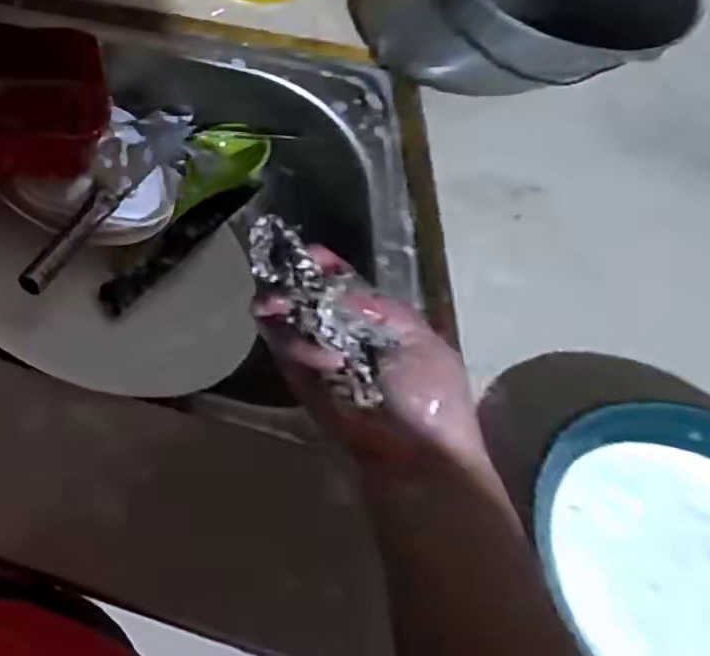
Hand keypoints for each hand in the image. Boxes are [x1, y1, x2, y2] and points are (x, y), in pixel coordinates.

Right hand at [253, 247, 488, 470]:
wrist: (413, 454)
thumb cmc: (430, 400)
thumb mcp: (424, 345)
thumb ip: (385, 309)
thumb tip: (336, 288)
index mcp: (370, 317)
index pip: (338, 280)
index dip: (323, 263)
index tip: (310, 254)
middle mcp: (335, 326)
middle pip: (301, 289)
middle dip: (288, 279)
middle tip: (279, 278)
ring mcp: (309, 346)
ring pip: (281, 310)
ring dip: (281, 306)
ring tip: (282, 310)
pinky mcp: (290, 368)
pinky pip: (278, 342)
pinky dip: (293, 344)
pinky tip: (322, 361)